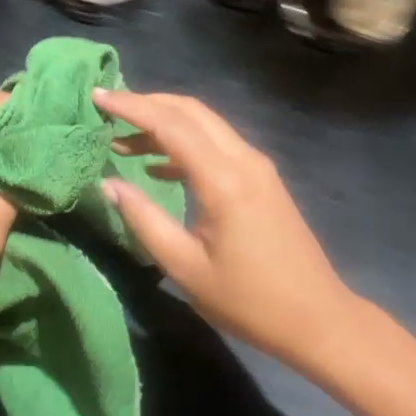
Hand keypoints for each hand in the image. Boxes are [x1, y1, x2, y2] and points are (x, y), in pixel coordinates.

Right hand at [96, 89, 354, 374]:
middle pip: (190, 111)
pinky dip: (184, 142)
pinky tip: (157, 166)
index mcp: (223, 180)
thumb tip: (108, 183)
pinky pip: (217, 143)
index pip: (170, 124)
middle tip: (107, 110)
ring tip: (122, 140)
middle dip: (146, 103)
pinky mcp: (262, 179)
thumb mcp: (184, 267)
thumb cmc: (248, 300)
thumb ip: (143, 219)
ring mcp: (257, 166)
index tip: (97, 96)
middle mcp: (243, 160)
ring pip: (205, 124)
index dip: (131, 106)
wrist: (318, 320)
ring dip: (164, 122)